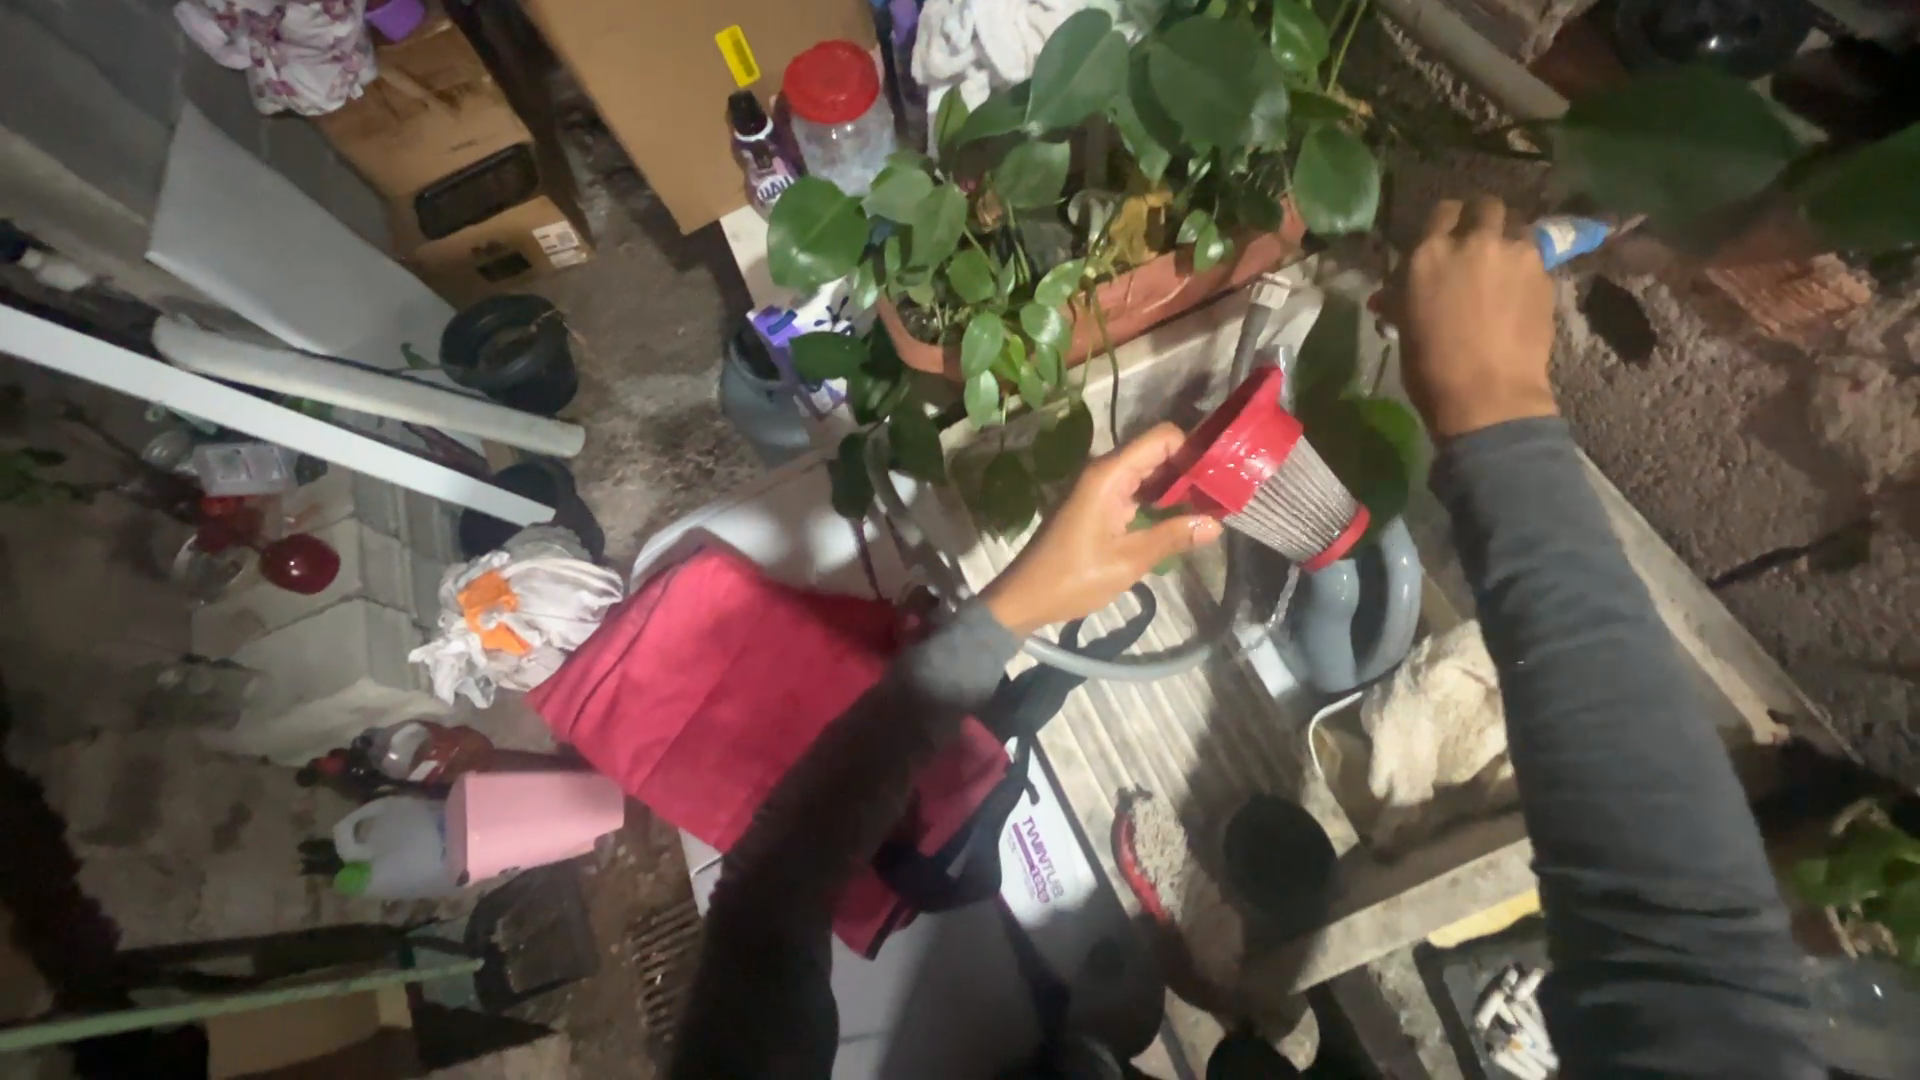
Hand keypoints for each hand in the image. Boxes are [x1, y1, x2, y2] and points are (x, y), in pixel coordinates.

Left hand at [982, 424, 1222, 635]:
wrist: (1025, 597)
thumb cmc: (1073, 578)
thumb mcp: (1128, 561)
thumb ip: (1172, 537)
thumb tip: (1216, 523)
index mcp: (1109, 476)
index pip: (1162, 438)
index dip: (1194, 450)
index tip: (1222, 474)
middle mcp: (1104, 473)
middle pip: (1157, 453)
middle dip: (1191, 469)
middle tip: (1226, 494)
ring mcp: (1100, 489)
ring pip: (1148, 473)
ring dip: (1177, 487)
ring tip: (1213, 507)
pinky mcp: (1098, 505)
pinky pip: (1136, 491)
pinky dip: (1159, 500)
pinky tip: (1183, 519)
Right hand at [1392, 197, 1558, 437]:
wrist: (1486, 392)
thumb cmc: (1429, 365)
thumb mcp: (1405, 327)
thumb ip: (1401, 299)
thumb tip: (1387, 296)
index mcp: (1429, 254)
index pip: (1442, 211)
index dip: (1444, 222)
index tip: (1443, 237)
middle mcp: (1474, 242)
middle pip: (1487, 206)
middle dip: (1481, 218)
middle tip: (1476, 242)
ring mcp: (1517, 254)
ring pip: (1517, 227)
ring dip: (1507, 239)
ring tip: (1500, 266)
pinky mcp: (1546, 273)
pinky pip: (1534, 256)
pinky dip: (1524, 266)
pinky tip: (1516, 293)